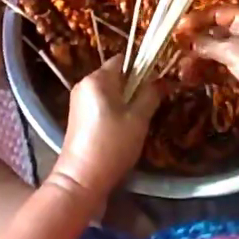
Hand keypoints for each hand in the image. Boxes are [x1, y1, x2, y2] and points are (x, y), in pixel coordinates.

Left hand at [50, 59, 161, 201]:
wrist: (81, 178)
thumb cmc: (112, 145)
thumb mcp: (138, 119)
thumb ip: (150, 95)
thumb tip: (161, 80)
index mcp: (97, 79)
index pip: (122, 60)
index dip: (141, 66)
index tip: (156, 81)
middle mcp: (84, 83)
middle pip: (114, 75)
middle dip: (133, 85)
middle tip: (151, 103)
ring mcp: (78, 99)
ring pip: (108, 90)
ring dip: (124, 99)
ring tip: (139, 118)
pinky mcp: (77, 115)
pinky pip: (99, 102)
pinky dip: (113, 109)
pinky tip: (122, 128)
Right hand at [187, 6, 238, 114]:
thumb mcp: (231, 50)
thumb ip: (206, 43)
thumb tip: (186, 39)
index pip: (216, 13)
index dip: (196, 20)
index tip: (178, 28)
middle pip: (214, 30)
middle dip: (195, 41)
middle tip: (176, 47)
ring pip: (215, 48)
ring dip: (199, 57)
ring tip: (182, 67)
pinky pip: (220, 62)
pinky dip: (207, 68)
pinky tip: (191, 75)